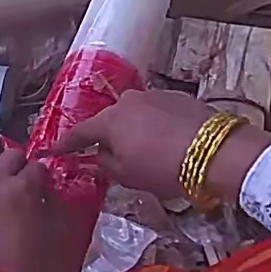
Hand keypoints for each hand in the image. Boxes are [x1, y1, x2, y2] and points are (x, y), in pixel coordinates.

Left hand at [0, 146, 64, 271]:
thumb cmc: (34, 261)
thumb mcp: (55, 227)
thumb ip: (52, 199)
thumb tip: (46, 187)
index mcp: (24, 187)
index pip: (38, 167)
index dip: (43, 178)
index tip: (44, 189)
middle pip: (11, 155)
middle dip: (21, 167)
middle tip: (24, 184)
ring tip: (2, 184)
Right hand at [51, 89, 270, 201]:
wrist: (219, 152)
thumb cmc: (165, 167)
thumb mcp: (128, 176)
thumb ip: (106, 164)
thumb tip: (100, 155)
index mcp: (110, 121)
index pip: (80, 132)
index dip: (65, 144)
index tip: (52, 150)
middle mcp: (128, 101)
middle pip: (109, 121)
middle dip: (106, 137)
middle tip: (109, 156)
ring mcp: (154, 95)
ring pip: (134, 115)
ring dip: (134, 131)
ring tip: (145, 151)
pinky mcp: (178, 97)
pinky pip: (156, 113)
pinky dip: (155, 126)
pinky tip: (166, 142)